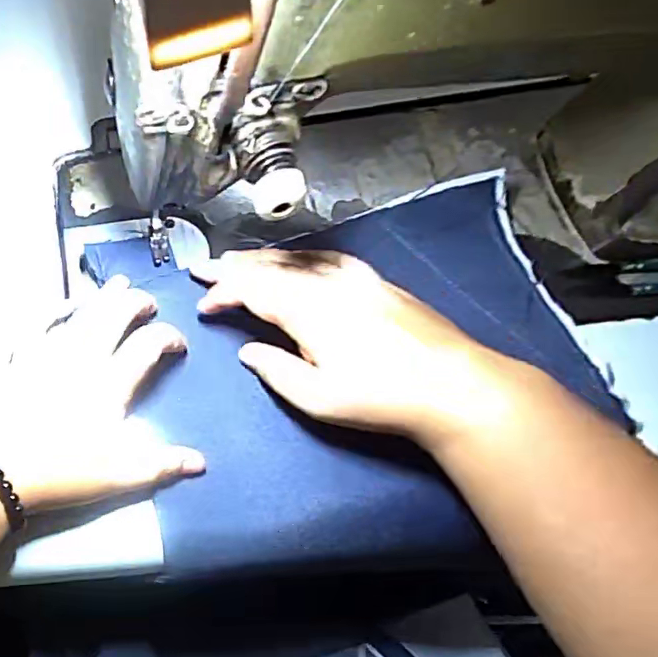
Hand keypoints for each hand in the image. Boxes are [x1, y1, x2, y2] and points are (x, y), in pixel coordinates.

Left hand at [0, 275, 204, 511]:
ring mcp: (47, 354)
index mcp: (110, 383)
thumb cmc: (60, 471)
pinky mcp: (18, 359)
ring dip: (102, 297)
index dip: (169, 337)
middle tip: (148, 303)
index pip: (148, 345)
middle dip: (137, 303)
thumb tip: (198, 463)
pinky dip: (55, 309)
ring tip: (116, 285)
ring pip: (80, 313)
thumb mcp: (118, 475)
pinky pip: (39, 323)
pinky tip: (63, 304)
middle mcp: (82, 358)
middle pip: (114, 316)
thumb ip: (161, 465)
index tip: (177, 345)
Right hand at [192, 248, 540, 447]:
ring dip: (266, 260)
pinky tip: (298, 263)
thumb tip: (249, 351)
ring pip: (300, 259)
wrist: (453, 385)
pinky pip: (325, 260)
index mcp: (310, 309)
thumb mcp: (317, 397)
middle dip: (237, 266)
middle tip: (208, 266)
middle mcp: (331, 283)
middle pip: (274, 267)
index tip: (205, 303)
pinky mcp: (378, 283)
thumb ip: (276, 370)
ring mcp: (358, 278)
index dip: (225, 292)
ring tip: (243, 260)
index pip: (255, 289)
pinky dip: (299, 259)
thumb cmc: (381, 397)